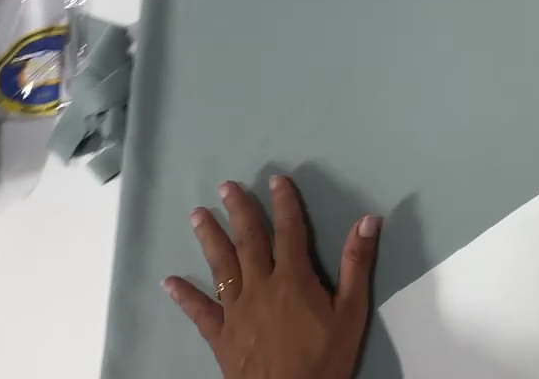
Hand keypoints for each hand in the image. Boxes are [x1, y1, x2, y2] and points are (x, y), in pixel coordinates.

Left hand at [164, 176, 380, 378]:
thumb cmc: (325, 358)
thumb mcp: (352, 310)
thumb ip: (357, 263)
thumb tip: (368, 219)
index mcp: (293, 279)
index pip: (289, 231)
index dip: (283, 203)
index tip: (275, 179)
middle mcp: (261, 288)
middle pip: (249, 242)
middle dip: (238, 211)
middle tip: (226, 186)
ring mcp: (236, 313)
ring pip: (221, 268)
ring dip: (209, 239)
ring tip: (197, 215)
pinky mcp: (220, 338)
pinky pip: (199, 313)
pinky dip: (184, 296)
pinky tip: (169, 281)